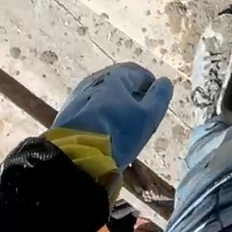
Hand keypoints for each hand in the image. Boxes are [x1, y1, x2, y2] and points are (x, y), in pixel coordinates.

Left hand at [51, 63, 173, 170]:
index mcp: (117, 75)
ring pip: (105, 97)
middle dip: (132, 97)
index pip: (140, 74)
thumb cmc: (117, 133)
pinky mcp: (67, 112)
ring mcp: (79, 95)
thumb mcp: (148, 117)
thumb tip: (164, 82)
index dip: (151, 88)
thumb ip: (160, 96)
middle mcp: (96, 78)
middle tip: (139, 117)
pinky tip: (104, 132)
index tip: (154, 106)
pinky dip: (101, 116)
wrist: (75, 157)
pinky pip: (91, 108)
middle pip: (120, 84)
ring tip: (122, 128)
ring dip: (116, 107)